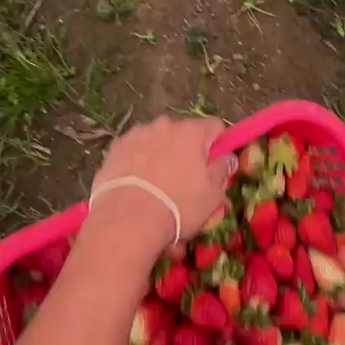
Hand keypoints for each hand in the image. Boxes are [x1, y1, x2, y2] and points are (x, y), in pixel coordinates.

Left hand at [88, 116, 231, 250]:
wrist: (127, 219)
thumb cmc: (177, 206)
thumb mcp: (212, 195)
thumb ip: (222, 170)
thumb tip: (228, 156)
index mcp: (191, 132)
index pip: (215, 127)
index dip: (219, 145)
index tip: (215, 165)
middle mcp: (165, 125)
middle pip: (184, 133)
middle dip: (187, 151)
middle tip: (185, 181)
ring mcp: (138, 133)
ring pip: (158, 140)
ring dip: (162, 154)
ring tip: (157, 186)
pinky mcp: (117, 147)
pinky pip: (135, 149)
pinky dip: (139, 161)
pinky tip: (137, 185)